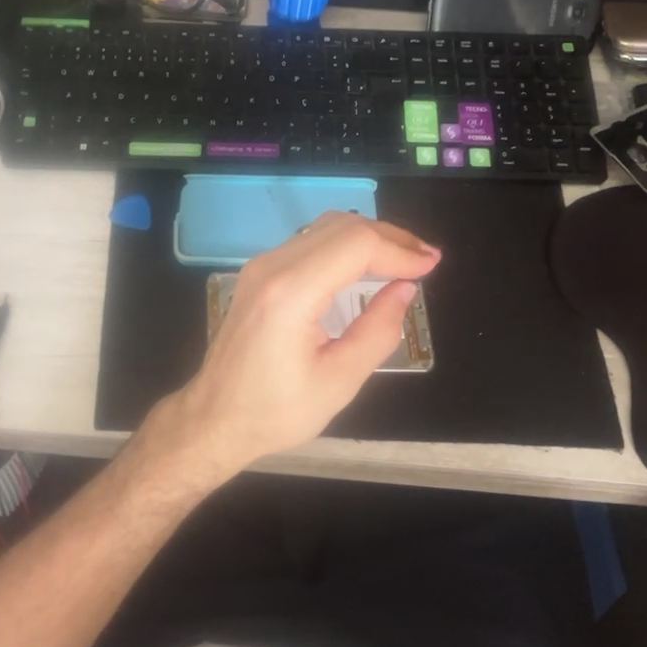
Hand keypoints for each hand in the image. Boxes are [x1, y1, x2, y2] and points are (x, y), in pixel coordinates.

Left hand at [151, 213, 441, 487]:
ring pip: (323, 229)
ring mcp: (260, 268)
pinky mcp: (257, 276)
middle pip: (341, 227)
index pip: (356, 244)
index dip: (399, 249)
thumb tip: (405, 289)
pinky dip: (343, 248)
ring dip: (367, 239)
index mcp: (291, 294)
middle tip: (426, 261)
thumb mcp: (339, 380)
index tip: (432, 266)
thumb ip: (378, 330)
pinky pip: (308, 244)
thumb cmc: (276, 411)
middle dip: (389, 238)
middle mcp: (272, 268)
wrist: (215, 419)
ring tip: (404, 261)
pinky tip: (367, 267)